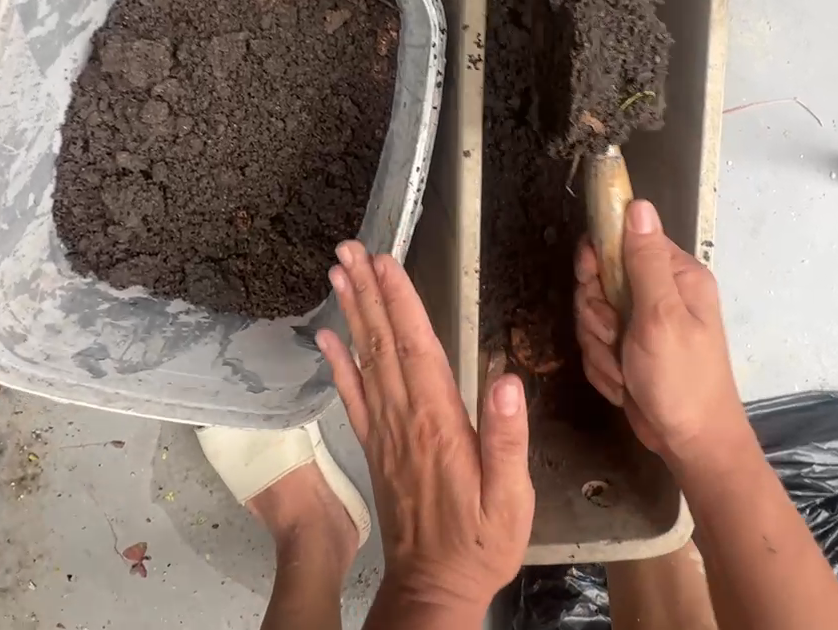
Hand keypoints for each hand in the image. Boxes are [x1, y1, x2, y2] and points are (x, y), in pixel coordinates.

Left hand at [317, 241, 533, 618]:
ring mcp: (384, 430)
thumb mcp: (511, 497)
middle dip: (367, 290)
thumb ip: (507, 438)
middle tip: (349, 249)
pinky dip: (338, 363)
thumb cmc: (480, 541)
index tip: (385, 261)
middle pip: (382, 341)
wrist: (433, 588)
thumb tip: (506, 378)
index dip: (400, 299)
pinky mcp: (375, 446)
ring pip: (364, 359)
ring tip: (337, 274)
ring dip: (351, 313)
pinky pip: (352, 397)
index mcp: (437, 419)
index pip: (415, 345)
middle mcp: (403, 415)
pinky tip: (326, 338)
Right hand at [574, 200, 752, 470]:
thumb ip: (645, 260)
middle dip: (597, 313)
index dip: (599, 257)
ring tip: (624, 367)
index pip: (622, 238)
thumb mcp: (662, 315)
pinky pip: (593, 342)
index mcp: (675, 275)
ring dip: (599, 344)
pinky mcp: (627, 347)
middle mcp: (658, 291)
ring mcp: (640, 321)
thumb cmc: (682, 379)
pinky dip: (602, 365)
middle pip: (598, 278)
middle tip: (615, 334)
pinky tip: (623, 381)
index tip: (592, 279)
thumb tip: (638, 204)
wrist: (689, 443)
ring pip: (590, 313)